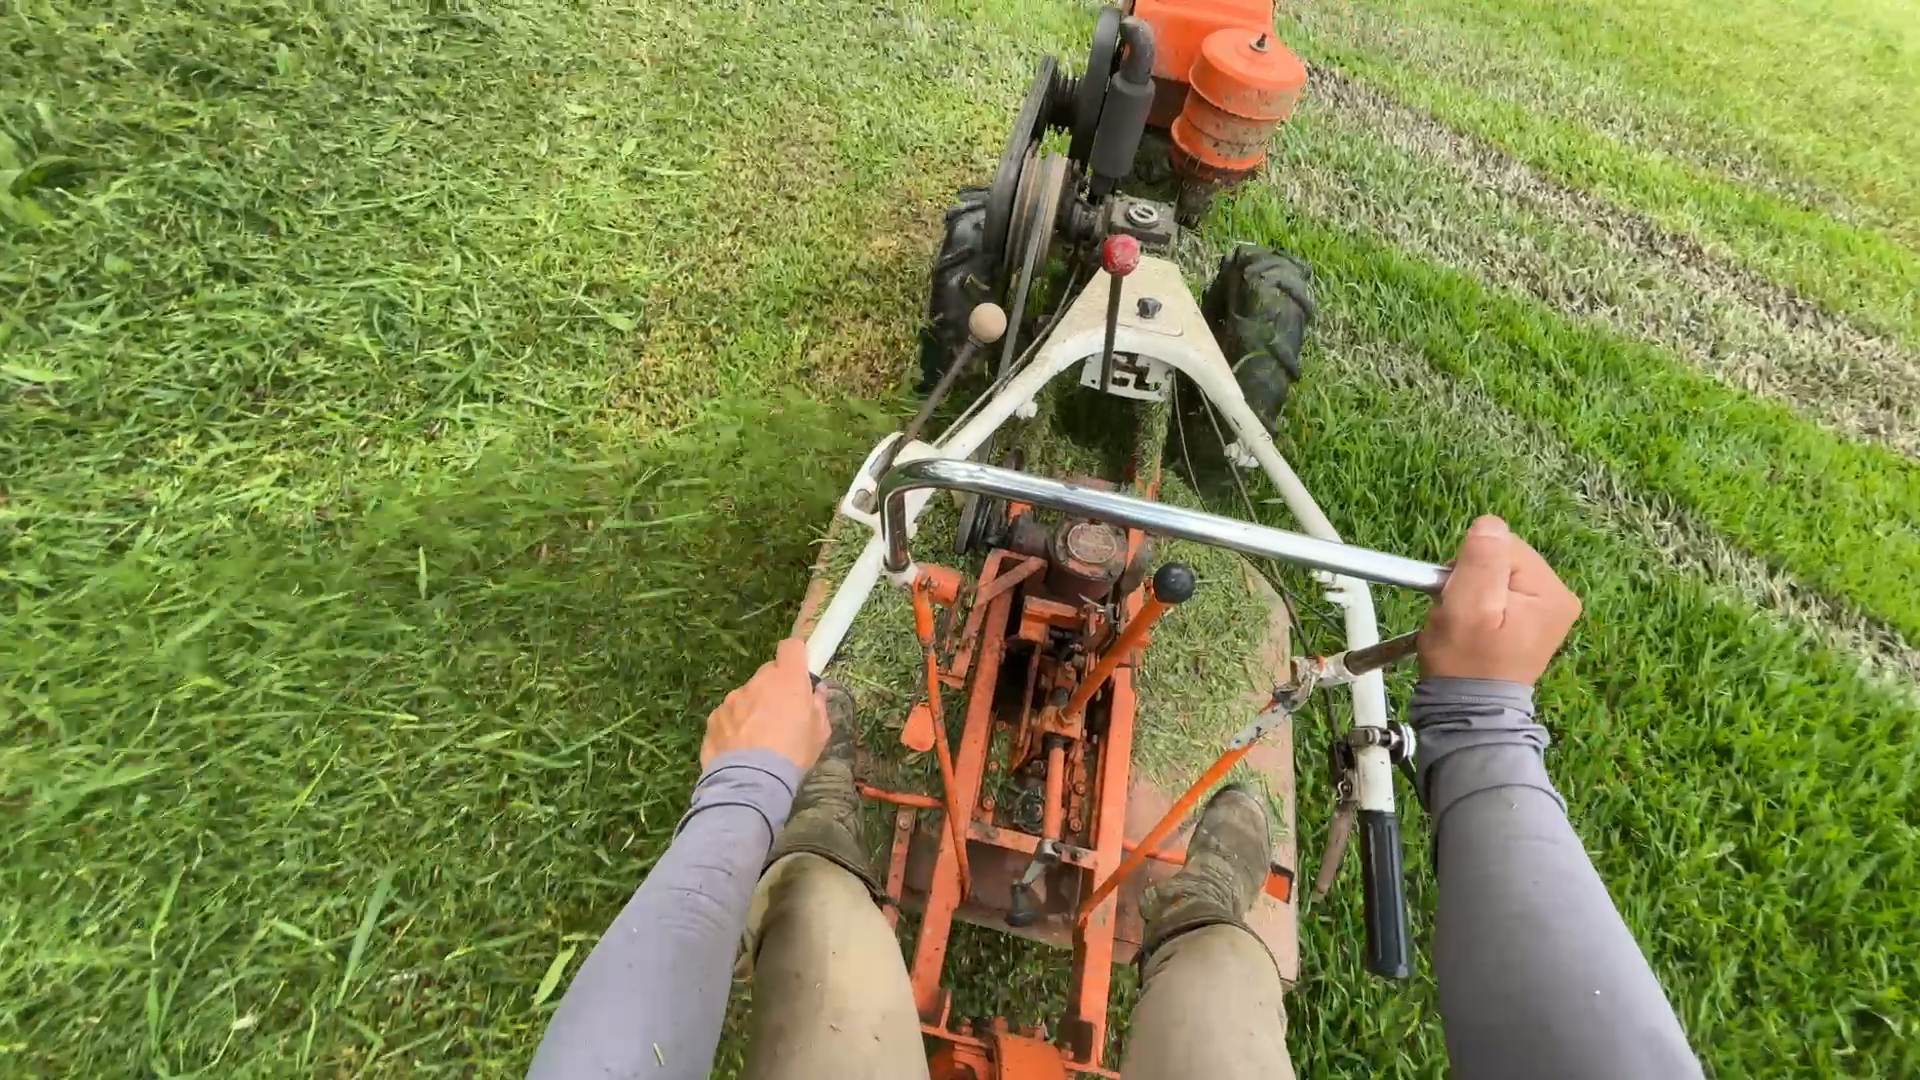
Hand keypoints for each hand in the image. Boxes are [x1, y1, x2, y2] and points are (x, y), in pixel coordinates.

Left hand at [701, 638, 829, 769]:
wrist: (751, 781)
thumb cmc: (793, 753)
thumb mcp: (820, 733)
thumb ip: (818, 706)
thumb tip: (816, 692)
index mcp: (788, 679)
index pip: (791, 647)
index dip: (796, 655)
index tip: (799, 672)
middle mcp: (758, 681)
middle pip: (769, 672)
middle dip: (776, 687)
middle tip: (782, 713)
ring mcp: (733, 698)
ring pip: (748, 694)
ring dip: (754, 707)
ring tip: (758, 738)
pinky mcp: (714, 717)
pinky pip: (729, 714)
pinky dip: (735, 725)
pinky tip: (740, 748)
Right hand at [1419, 516, 1580, 685]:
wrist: (1470, 706)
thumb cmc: (1465, 658)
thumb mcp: (1467, 608)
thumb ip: (1479, 562)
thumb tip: (1490, 523)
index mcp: (1550, 591)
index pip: (1502, 547)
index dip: (1468, 565)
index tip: (1455, 595)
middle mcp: (1559, 597)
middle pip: (1502, 560)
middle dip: (1471, 578)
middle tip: (1457, 610)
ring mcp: (1548, 610)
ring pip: (1497, 575)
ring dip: (1472, 591)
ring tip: (1463, 620)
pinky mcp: (1532, 621)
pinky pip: (1500, 593)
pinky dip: (1480, 603)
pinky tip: (1473, 625)